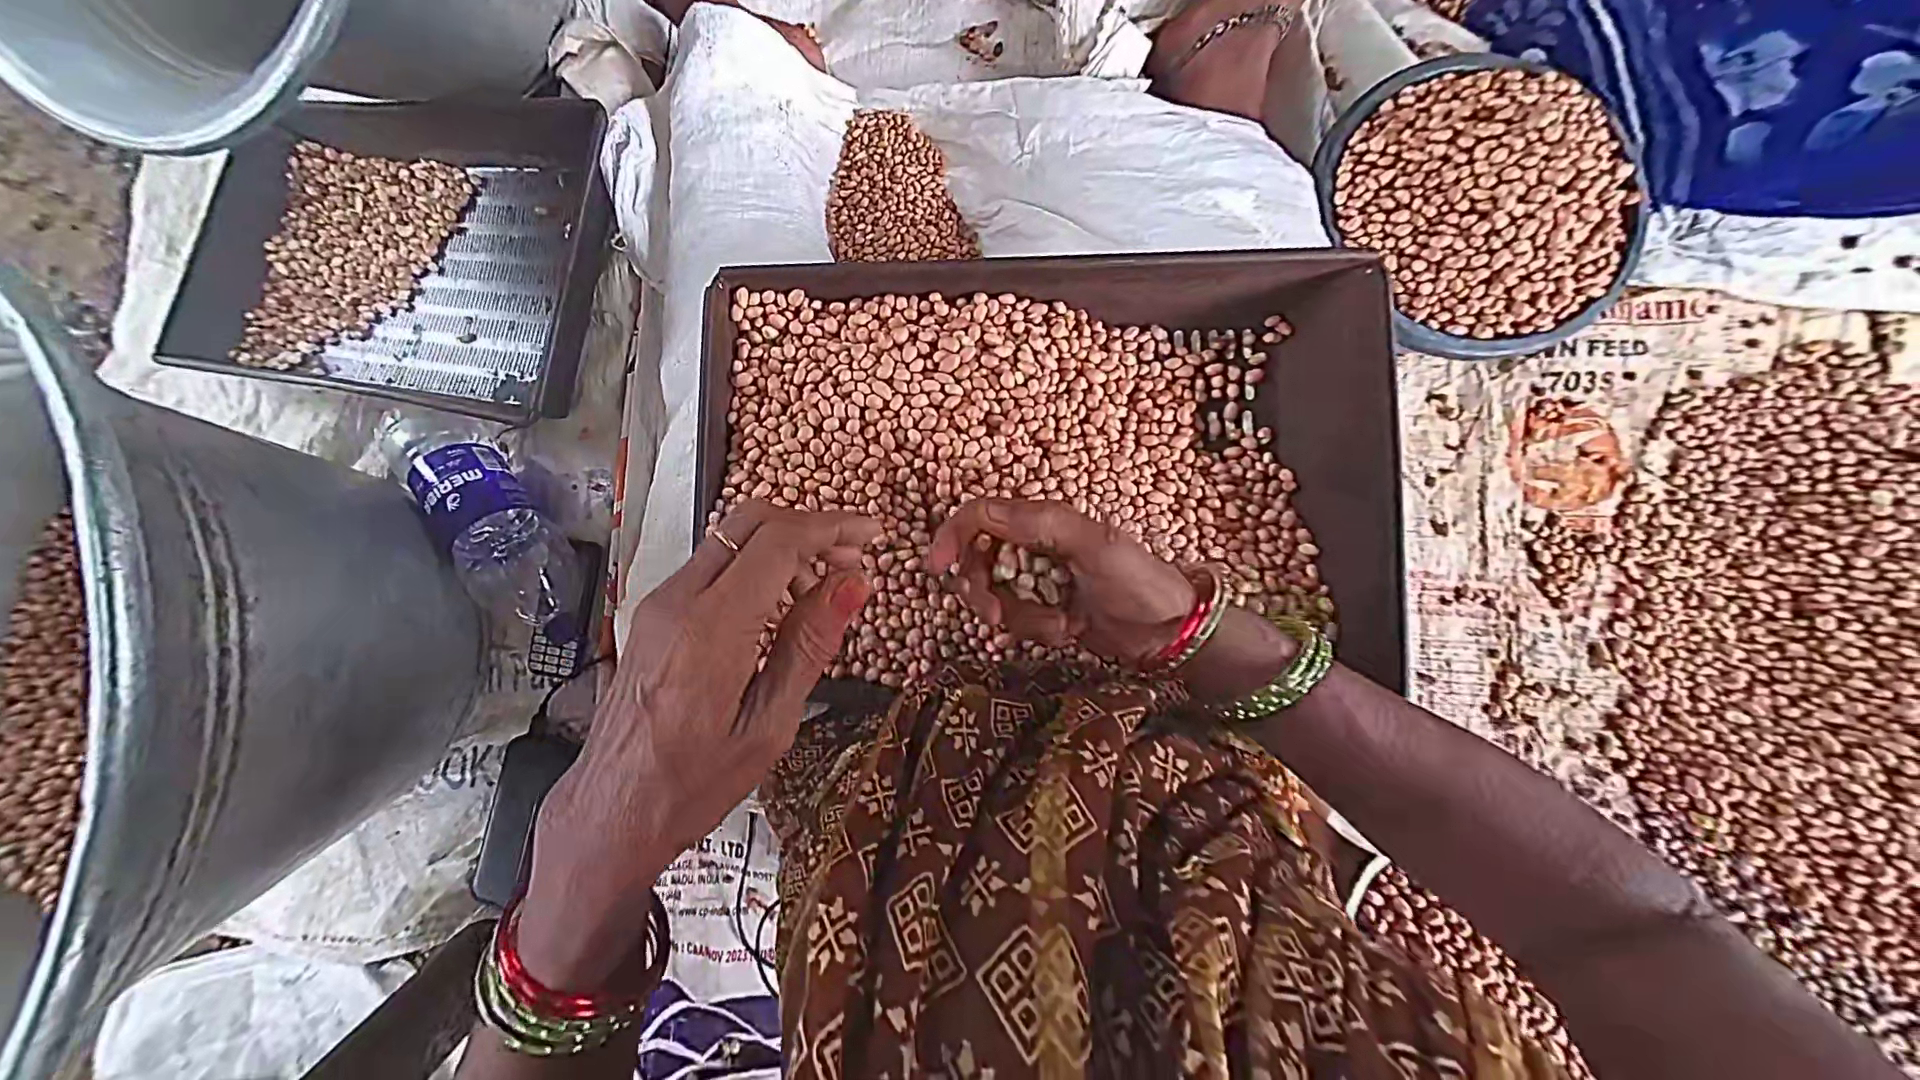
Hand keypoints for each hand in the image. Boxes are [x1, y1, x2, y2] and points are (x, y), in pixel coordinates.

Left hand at [518, 501, 877, 988]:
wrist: (608, 812)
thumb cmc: (693, 784)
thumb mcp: (769, 725)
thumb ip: (810, 644)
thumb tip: (854, 583)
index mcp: (710, 630)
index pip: (777, 542)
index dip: (832, 528)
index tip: (872, 533)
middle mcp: (677, 600)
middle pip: (751, 520)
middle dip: (810, 525)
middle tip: (853, 557)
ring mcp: (659, 602)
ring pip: (732, 536)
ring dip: (785, 544)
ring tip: (824, 588)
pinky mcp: (654, 612)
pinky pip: (715, 563)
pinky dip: (758, 564)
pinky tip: (784, 603)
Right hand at [927, 499, 1196, 666]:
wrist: (1167, 632)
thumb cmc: (1140, 581)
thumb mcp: (1096, 546)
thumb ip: (1042, 524)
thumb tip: (985, 512)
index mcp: (1041, 521)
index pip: (979, 517)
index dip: (951, 536)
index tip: (938, 566)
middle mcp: (1032, 546)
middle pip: (976, 561)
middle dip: (983, 591)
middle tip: (998, 614)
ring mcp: (1035, 579)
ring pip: (993, 595)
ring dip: (1019, 617)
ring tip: (1058, 624)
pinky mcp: (1040, 608)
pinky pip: (1015, 620)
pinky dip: (1035, 630)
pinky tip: (1066, 630)